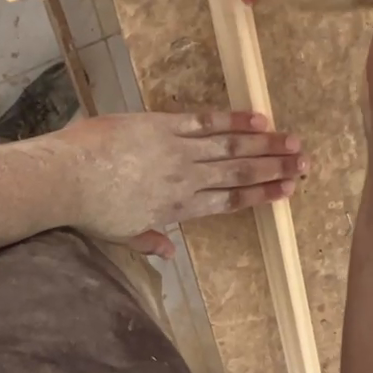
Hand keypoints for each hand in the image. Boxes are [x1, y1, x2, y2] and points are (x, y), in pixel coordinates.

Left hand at [38, 111, 305, 256]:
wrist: (66, 179)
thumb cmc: (89, 210)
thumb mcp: (120, 235)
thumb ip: (149, 241)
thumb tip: (170, 254)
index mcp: (176, 208)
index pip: (228, 201)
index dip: (260, 195)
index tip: (287, 191)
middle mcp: (185, 180)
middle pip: (238, 174)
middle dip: (275, 169)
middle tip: (306, 165)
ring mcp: (176, 150)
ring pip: (230, 148)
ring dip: (265, 145)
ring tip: (295, 142)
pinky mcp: (162, 125)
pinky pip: (205, 121)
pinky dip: (233, 120)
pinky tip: (258, 118)